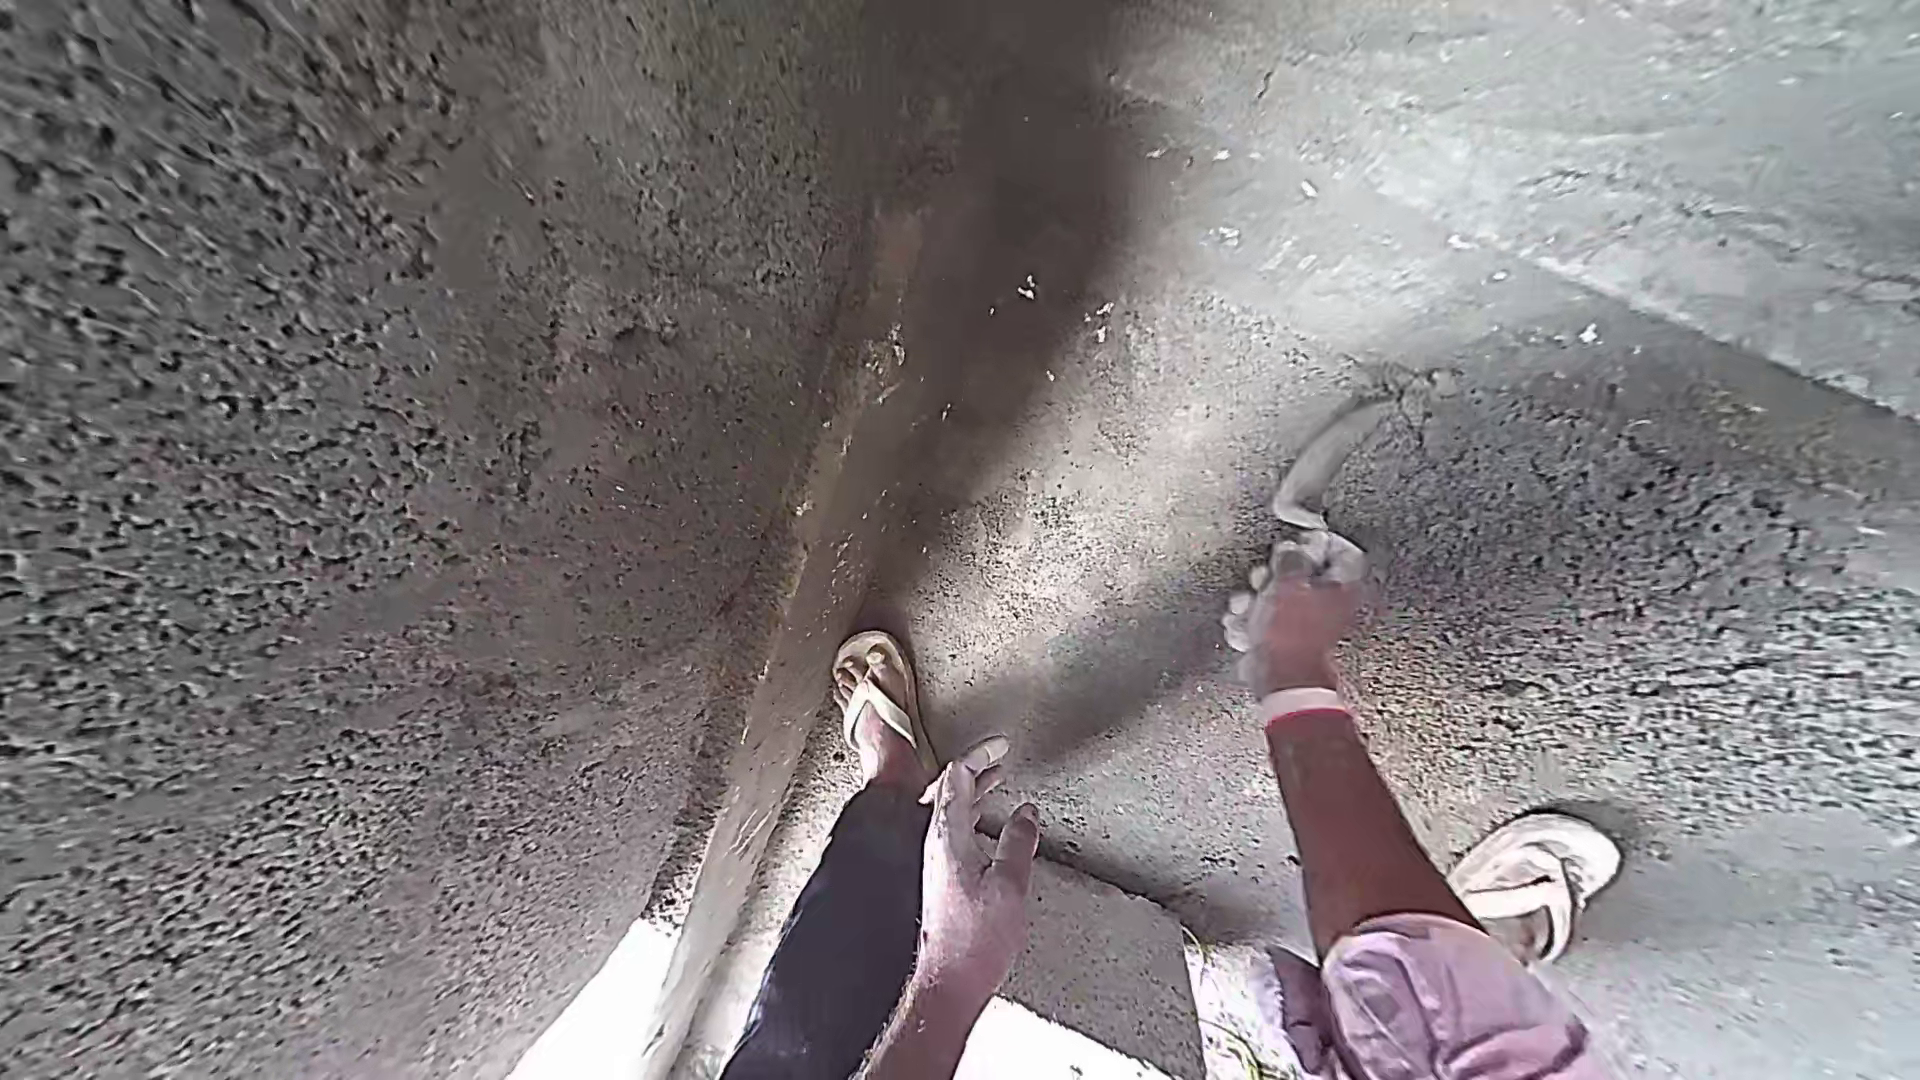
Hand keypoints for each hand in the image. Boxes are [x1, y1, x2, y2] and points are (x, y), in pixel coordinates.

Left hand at [914, 737, 1039, 1005]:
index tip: (1001, 745)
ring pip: (954, 806)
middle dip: (977, 766)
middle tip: (1000, 755)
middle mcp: (937, 840)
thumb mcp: (1009, 884)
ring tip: (999, 777)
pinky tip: (992, 820)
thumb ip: (1018, 841)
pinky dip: (975, 810)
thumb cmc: (975, 939)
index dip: (980, 755)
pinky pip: (957, 826)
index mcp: (948, 834)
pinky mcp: (943, 872)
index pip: (957, 776)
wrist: (948, 981)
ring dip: (976, 788)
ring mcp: (937, 856)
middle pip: (952, 787)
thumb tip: (1027, 812)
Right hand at [1222, 530, 1363, 695]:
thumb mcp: (1288, 585)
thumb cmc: (1291, 635)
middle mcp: (1332, 606)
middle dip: (1275, 575)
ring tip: (1246, 608)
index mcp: (1343, 589)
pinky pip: (1269, 618)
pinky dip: (1253, 620)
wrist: (1279, 676)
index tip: (1297, 542)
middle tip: (1263, 579)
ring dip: (1256, 599)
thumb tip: (1292, 547)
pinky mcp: (1289, 638)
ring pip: (1280, 596)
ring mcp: (1309, 623)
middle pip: (1305, 575)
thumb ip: (1292, 559)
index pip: (1343, 552)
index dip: (1317, 543)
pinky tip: (1246, 625)